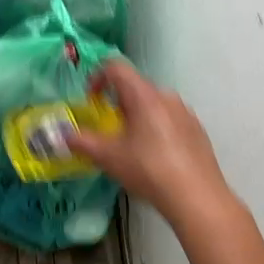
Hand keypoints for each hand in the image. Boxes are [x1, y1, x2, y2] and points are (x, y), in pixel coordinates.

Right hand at [72, 61, 235, 228]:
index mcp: (143, 95)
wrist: (197, 197)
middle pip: (135, 87)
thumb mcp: (108, 157)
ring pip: (154, 105)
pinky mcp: (198, 130)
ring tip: (133, 147)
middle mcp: (166, 96)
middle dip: (117, 104)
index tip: (91, 101)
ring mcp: (185, 112)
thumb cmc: (148, 170)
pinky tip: (157, 158)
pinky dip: (158, 130)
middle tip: (110, 130)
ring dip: (138, 117)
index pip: (115, 67)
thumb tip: (65, 135)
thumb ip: (82, 142)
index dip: (97, 77)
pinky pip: (171, 120)